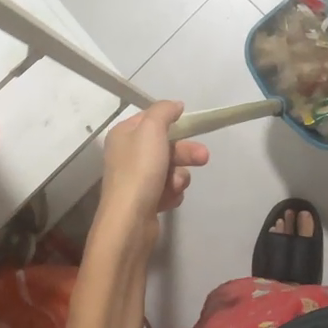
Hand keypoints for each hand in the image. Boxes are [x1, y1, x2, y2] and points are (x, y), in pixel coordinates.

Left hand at [97, 101, 209, 242]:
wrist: (130, 222)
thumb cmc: (140, 170)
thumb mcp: (152, 129)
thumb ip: (164, 111)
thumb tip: (176, 105)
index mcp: (124, 134)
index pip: (150, 119)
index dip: (170, 120)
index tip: (188, 122)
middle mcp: (127, 154)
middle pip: (165, 145)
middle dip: (185, 152)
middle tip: (204, 157)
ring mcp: (136, 179)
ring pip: (170, 168)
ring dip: (178, 175)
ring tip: (176, 185)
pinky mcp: (145, 201)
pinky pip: (167, 189)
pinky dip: (172, 192)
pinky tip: (169, 199)